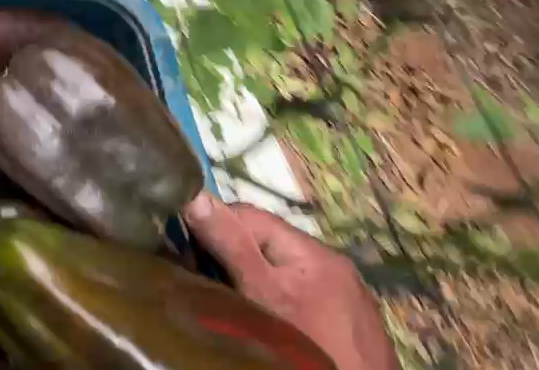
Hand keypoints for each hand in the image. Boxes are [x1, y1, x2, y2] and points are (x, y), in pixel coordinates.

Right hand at [182, 194, 397, 369]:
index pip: (246, 214)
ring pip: (277, 268)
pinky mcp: (346, 322)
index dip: (213, 228)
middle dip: (231, 256)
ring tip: (239, 305)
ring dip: (251, 280)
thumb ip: (229, 242)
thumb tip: (194, 194)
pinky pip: (297, 293)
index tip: (192, 257)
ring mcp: (343, 295)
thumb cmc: (306, 344)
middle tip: (213, 285)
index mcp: (314, 249)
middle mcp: (332, 263)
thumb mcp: (261, 292)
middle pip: (262, 241)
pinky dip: (275, 300)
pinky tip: (269, 322)